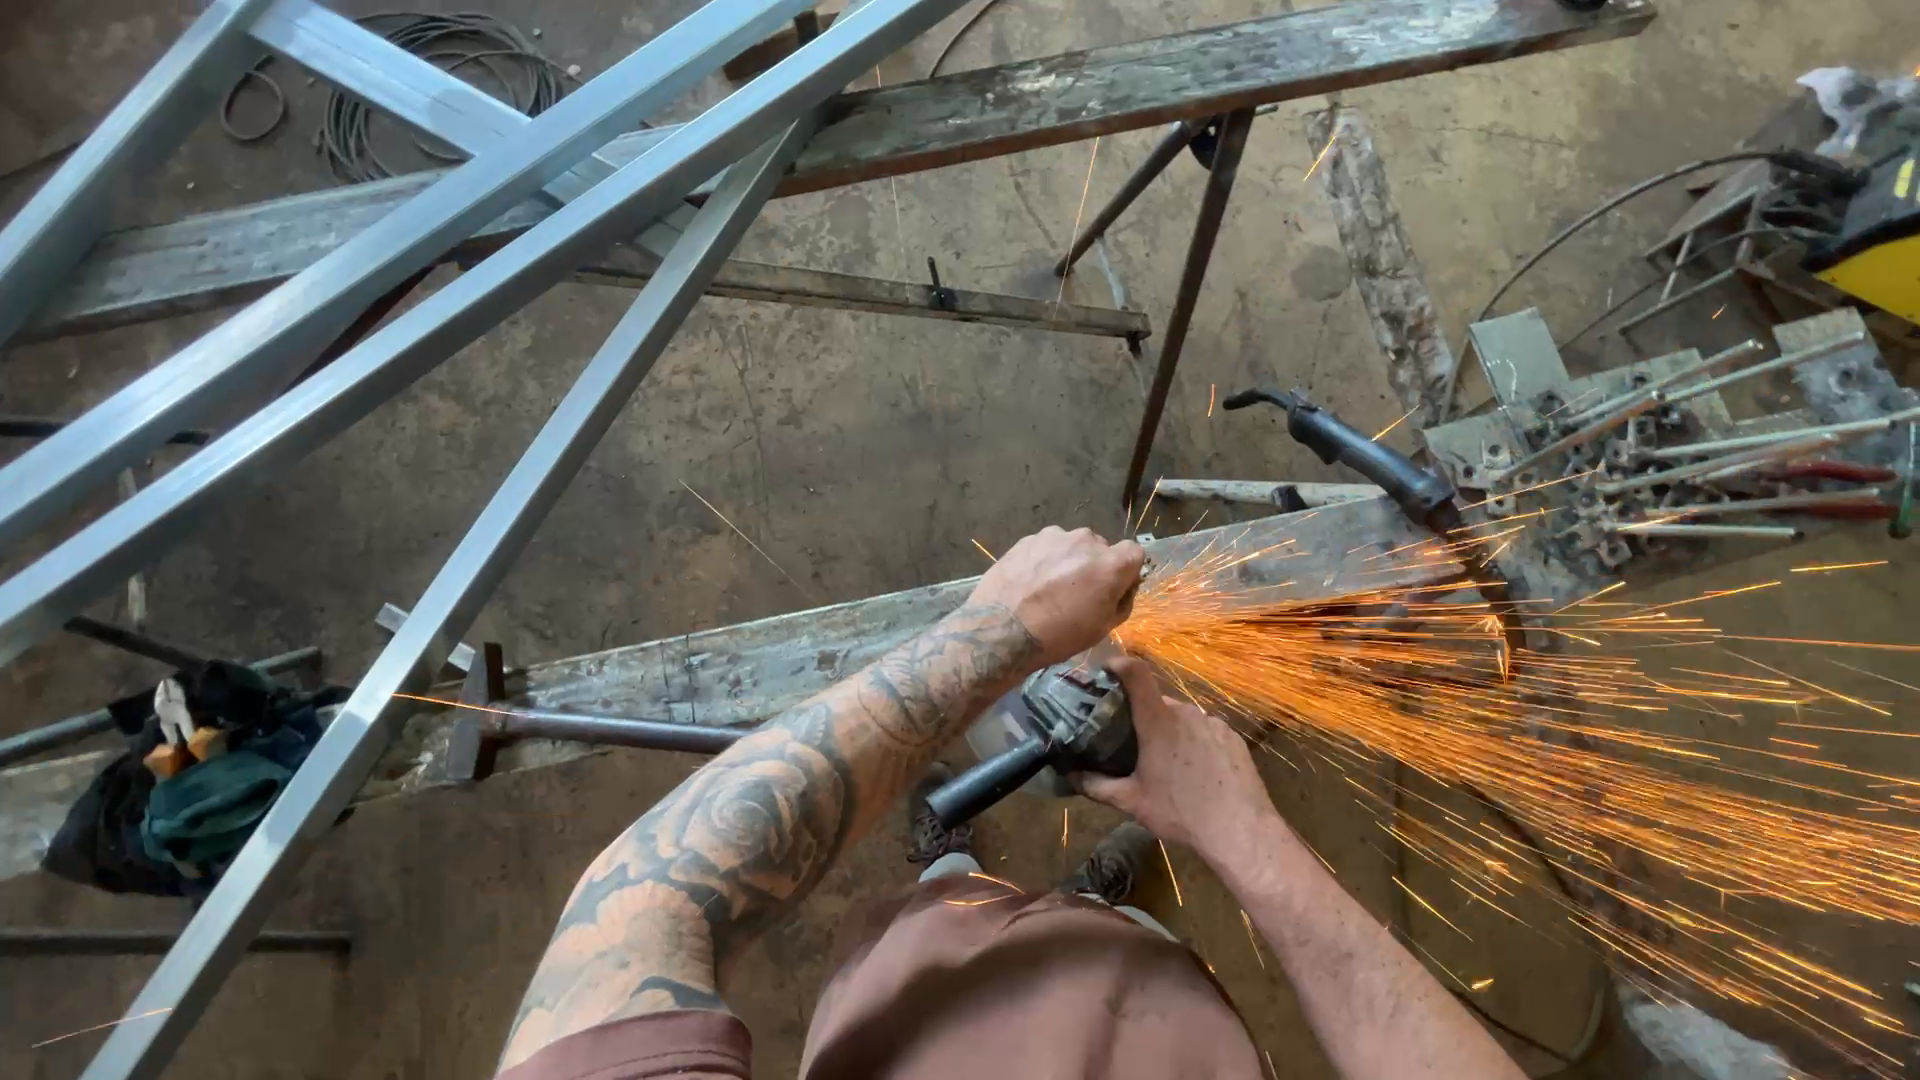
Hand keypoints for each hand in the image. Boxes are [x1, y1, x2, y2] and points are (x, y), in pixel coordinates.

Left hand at [968, 526, 1144, 666]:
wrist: (1002, 629)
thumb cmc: (1059, 635)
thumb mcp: (1103, 627)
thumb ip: (1122, 599)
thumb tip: (1122, 586)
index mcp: (1111, 563)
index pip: (1133, 552)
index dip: (1125, 571)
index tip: (1112, 588)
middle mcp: (1085, 540)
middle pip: (1099, 547)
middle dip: (1094, 565)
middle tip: (1077, 592)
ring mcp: (1053, 536)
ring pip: (1070, 545)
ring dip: (1067, 560)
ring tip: (1049, 588)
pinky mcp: (1027, 539)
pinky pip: (1045, 547)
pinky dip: (1043, 560)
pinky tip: (1030, 583)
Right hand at [1080, 657, 1276, 854]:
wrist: (1240, 829)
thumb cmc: (1180, 811)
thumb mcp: (1132, 801)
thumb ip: (1096, 785)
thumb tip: (1070, 774)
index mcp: (1157, 720)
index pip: (1135, 673)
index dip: (1119, 665)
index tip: (1106, 672)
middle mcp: (1185, 712)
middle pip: (1156, 702)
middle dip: (1142, 717)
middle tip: (1133, 742)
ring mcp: (1212, 723)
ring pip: (1181, 718)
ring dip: (1170, 731)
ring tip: (1167, 763)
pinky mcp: (1232, 737)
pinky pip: (1204, 730)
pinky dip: (1195, 742)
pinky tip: (1197, 771)